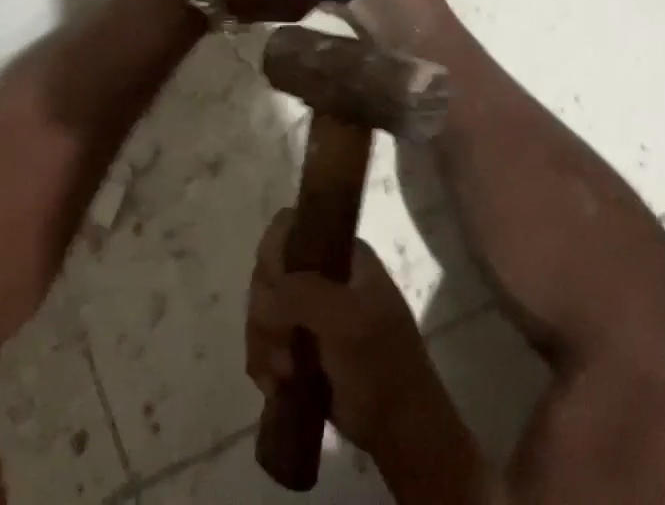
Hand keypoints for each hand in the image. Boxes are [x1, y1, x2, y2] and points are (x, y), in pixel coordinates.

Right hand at [245, 209, 452, 459]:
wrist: (402, 436)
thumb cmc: (383, 370)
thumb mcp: (347, 322)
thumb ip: (302, 294)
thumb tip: (262, 296)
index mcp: (345, 257)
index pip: (290, 229)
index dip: (273, 256)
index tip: (275, 291)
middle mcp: (325, 276)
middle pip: (268, 272)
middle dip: (266, 314)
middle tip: (282, 347)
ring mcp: (311, 311)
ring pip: (262, 309)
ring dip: (264, 343)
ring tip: (281, 377)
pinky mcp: (300, 344)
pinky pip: (264, 339)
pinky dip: (263, 361)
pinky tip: (275, 385)